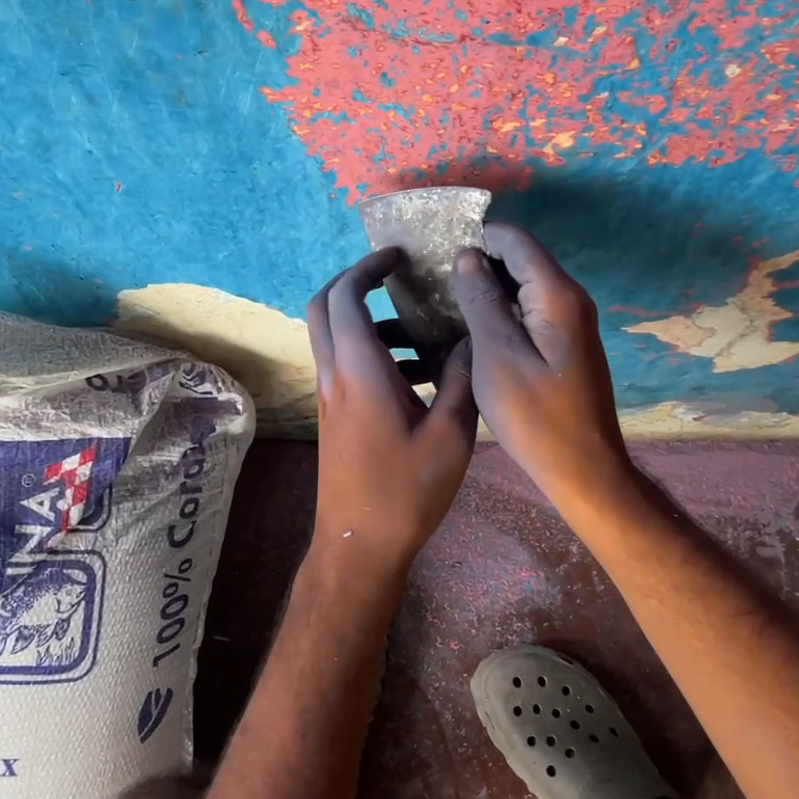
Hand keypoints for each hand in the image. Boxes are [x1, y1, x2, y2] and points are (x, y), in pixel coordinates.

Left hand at [307, 247, 479, 568]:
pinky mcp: (333, 413)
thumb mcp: (451, 434)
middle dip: (355, 282)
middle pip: (324, 306)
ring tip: (421, 334)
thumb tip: (473, 337)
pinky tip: (417, 375)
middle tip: (396, 278)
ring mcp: (329, 395)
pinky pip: (343, 363)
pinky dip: (370, 351)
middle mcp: (334, 373)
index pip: (347, 295)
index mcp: (358, 368)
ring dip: (368, 321)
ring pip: (333, 336)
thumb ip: (463, 378)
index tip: (398, 256)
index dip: (368, 267)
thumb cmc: (406, 489)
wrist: (359, 542)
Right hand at [449, 224, 636, 503]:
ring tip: (441, 300)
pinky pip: (527, 309)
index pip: (515, 240)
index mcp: (556, 295)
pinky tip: (469, 327)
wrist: (582, 468)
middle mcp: (569, 299)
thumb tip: (466, 255)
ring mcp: (568, 322)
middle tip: (431, 278)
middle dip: (478, 259)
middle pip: (520, 258)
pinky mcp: (562, 343)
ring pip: (522, 284)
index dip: (476, 236)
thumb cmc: (535, 415)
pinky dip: (499, 309)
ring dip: (485, 286)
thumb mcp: (497, 355)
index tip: (436, 250)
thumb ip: (481, 299)